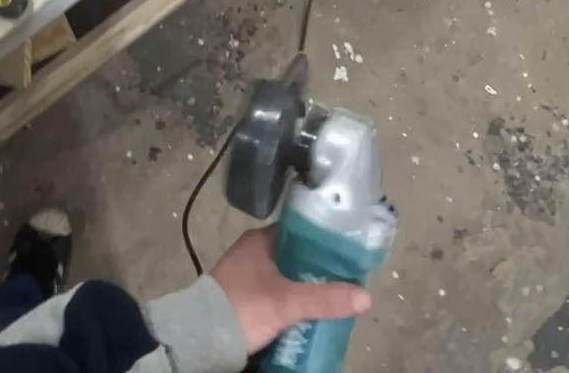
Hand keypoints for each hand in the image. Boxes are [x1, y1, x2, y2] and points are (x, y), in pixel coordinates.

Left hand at [208, 226, 372, 353]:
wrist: (203, 336)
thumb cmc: (243, 306)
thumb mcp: (286, 302)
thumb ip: (324, 298)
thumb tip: (365, 295)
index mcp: (260, 240)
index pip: (299, 231)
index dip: (323, 241)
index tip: (347, 254)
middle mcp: (254, 252)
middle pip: (295, 256)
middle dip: (319, 270)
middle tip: (345, 282)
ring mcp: (248, 274)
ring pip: (287, 276)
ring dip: (306, 286)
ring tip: (334, 298)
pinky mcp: (246, 296)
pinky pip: (278, 292)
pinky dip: (294, 300)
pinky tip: (310, 312)